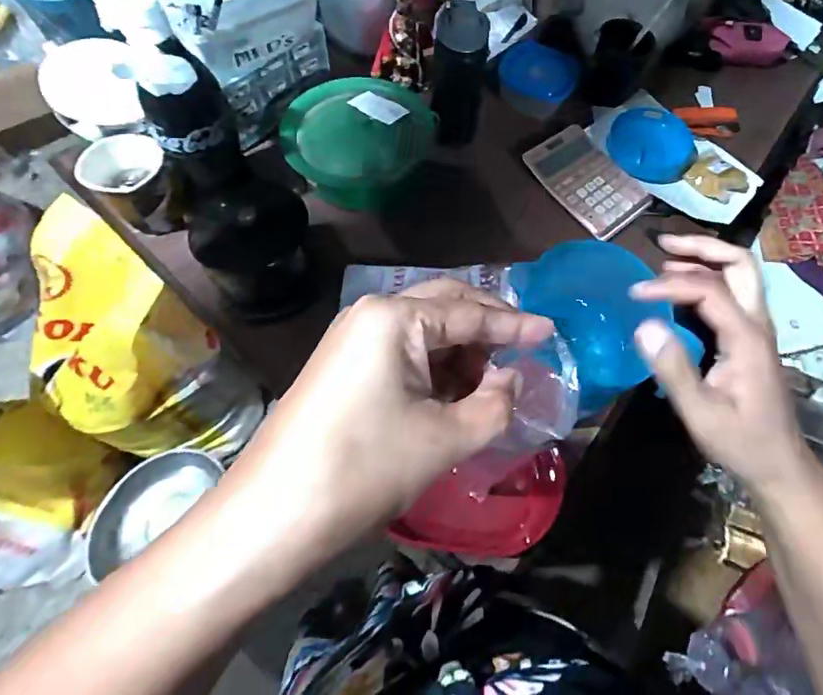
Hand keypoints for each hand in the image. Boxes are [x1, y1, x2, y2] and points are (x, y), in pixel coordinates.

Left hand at [225, 280, 552, 552]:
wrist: (271, 516)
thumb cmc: (365, 468)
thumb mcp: (444, 439)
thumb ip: (493, 404)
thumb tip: (512, 380)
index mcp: (395, 318)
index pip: (469, 313)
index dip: (514, 326)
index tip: (551, 331)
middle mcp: (370, 314)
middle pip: (443, 307)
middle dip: (485, 329)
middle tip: (523, 351)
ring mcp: (350, 338)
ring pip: (421, 331)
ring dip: (458, 353)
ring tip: (487, 387)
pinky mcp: (340, 365)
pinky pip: (398, 352)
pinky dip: (430, 369)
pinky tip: (448, 396)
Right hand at [631, 235, 808, 487]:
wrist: (781, 467)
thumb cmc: (741, 443)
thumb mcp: (701, 414)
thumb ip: (674, 369)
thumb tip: (644, 325)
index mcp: (747, 337)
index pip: (707, 288)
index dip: (668, 285)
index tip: (634, 295)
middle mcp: (757, 323)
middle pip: (739, 263)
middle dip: (701, 246)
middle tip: (662, 245)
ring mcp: (758, 328)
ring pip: (740, 272)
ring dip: (705, 257)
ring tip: (666, 258)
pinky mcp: (752, 337)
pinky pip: (734, 290)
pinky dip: (708, 276)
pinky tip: (680, 287)